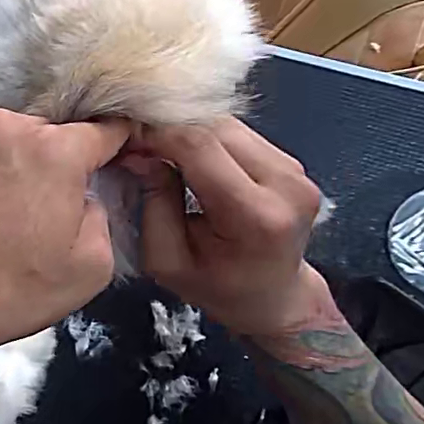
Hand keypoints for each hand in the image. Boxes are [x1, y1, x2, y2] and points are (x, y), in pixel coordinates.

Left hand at [0, 110, 130, 386]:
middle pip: (64, 134)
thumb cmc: (9, 289)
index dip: (126, 146)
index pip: (109, 129)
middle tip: (70, 206)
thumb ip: (104, 215)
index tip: (128, 164)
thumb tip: (83, 198)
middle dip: (75, 162)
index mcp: (56, 148)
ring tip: (27, 217)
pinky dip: (6, 175)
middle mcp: (12, 127)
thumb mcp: (91, 265)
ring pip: (27, 143)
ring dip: (38, 169)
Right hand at [124, 119, 332, 339]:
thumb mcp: (168, 261)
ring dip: (192, 133)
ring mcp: (296, 172)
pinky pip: (243, 135)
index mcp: (255, 216)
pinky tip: (195, 160)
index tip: (128, 139)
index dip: (157, 134)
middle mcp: (285, 186)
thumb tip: (142, 152)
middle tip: (142, 146)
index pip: (200, 147)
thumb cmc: (218, 288)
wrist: (274, 297)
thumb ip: (154, 205)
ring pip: (229, 125)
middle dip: (171, 130)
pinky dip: (212, 140)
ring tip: (165, 152)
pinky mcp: (295, 165)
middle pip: (216, 129)